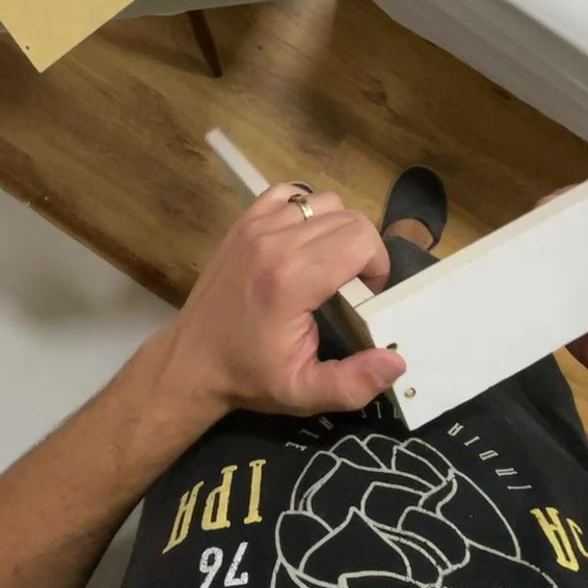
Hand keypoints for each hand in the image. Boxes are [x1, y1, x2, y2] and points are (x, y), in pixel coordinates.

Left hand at [158, 184, 406, 417]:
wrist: (191, 361)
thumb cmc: (249, 376)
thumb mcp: (304, 393)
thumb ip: (354, 383)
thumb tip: (396, 360)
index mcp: (292, 280)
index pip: (360, 240)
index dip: (378, 266)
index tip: (368, 295)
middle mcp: (274, 242)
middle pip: (349, 218)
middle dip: (364, 249)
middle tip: (354, 284)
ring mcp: (255, 226)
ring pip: (324, 201)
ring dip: (338, 228)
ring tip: (329, 263)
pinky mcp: (242, 222)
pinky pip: (289, 194)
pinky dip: (306, 210)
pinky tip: (303, 240)